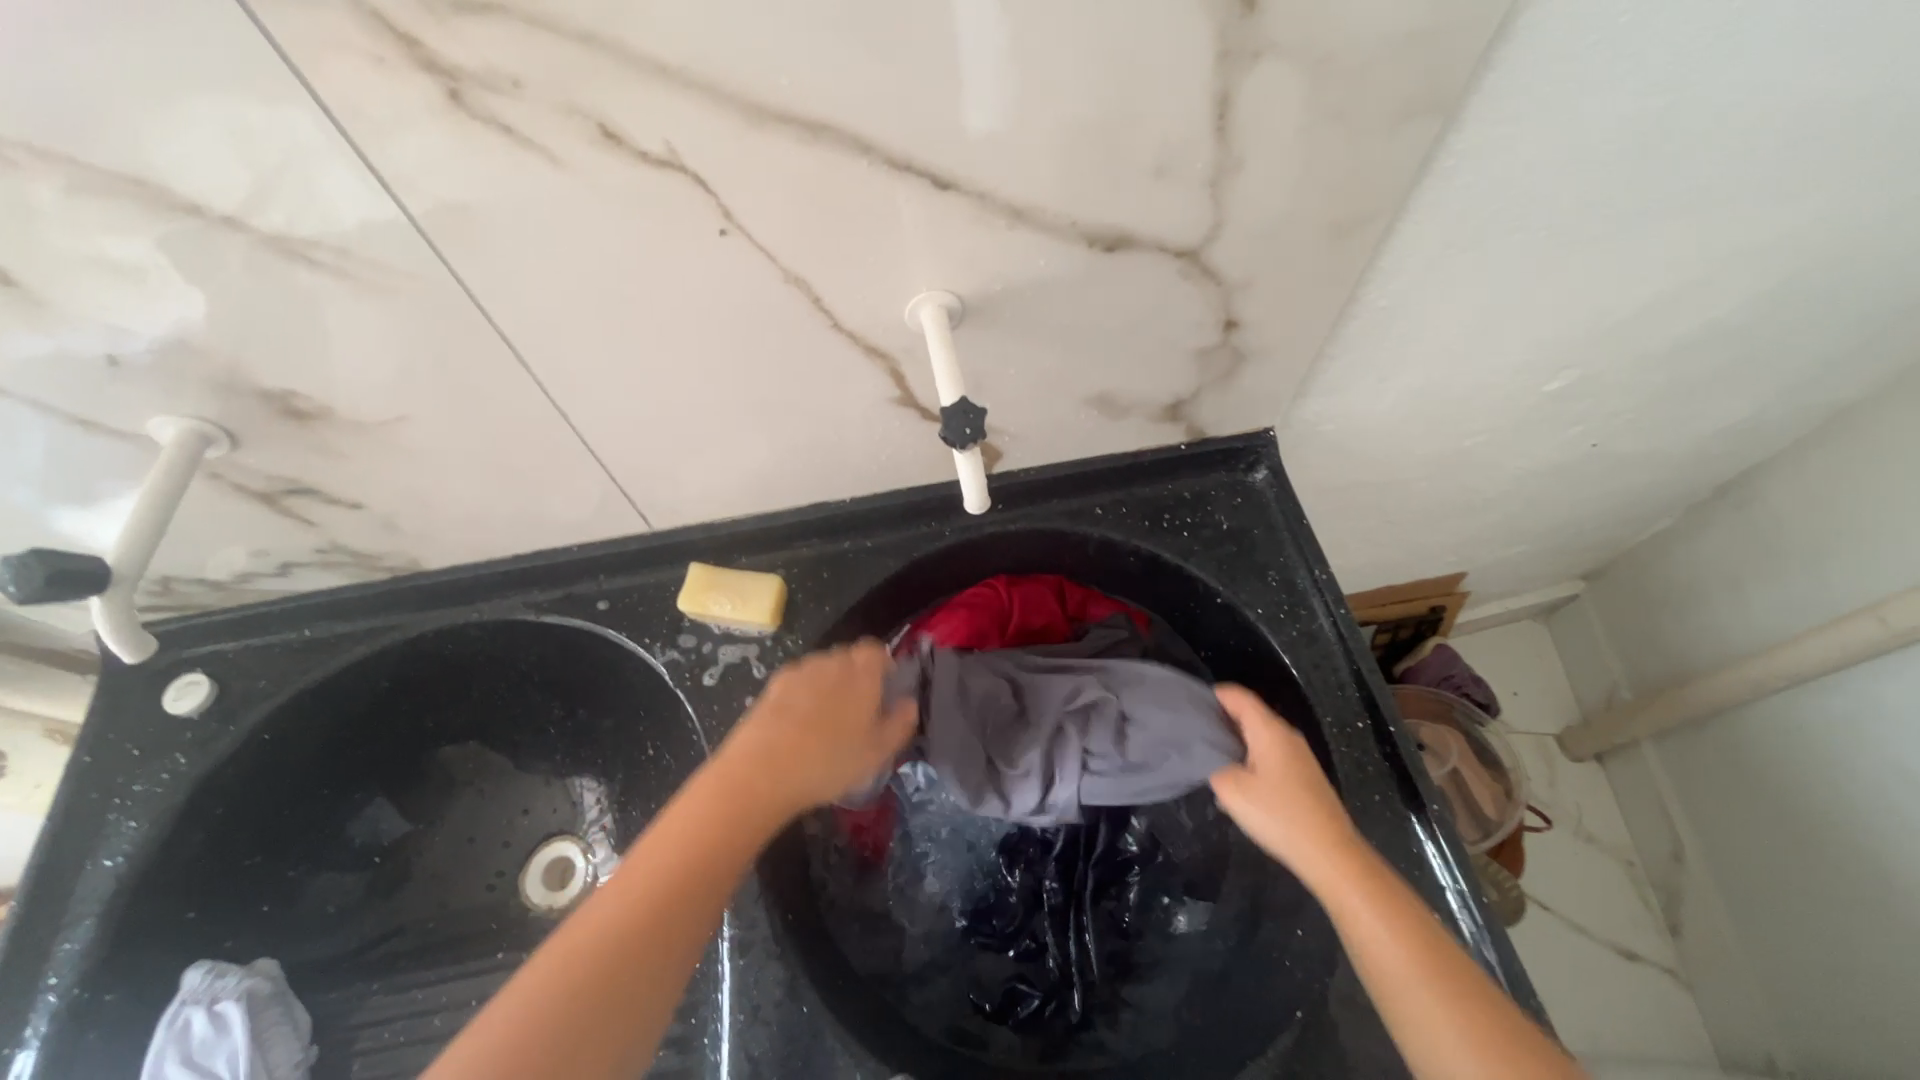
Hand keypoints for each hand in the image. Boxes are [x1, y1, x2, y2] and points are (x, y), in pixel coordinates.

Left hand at [717, 639, 917, 818]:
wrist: (762, 772)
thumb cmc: (830, 762)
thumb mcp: (878, 752)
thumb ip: (900, 722)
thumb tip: (908, 703)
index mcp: (862, 672)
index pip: (876, 649)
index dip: (882, 665)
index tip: (884, 691)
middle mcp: (830, 661)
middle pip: (848, 657)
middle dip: (856, 677)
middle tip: (859, 712)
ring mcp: (798, 671)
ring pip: (822, 670)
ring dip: (829, 686)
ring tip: (827, 722)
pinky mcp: (772, 686)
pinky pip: (798, 683)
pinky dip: (803, 696)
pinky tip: (799, 727)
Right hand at [1209, 684, 1365, 884]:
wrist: (1329, 852)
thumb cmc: (1277, 815)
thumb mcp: (1231, 790)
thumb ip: (1213, 765)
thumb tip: (1212, 758)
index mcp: (1269, 730)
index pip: (1238, 696)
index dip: (1213, 695)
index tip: (1188, 706)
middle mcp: (1286, 735)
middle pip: (1249, 714)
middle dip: (1220, 719)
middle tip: (1193, 733)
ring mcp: (1299, 755)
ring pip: (1259, 736)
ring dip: (1234, 742)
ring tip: (1209, 759)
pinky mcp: (1304, 775)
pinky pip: (1270, 755)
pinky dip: (1250, 758)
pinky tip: (1238, 783)